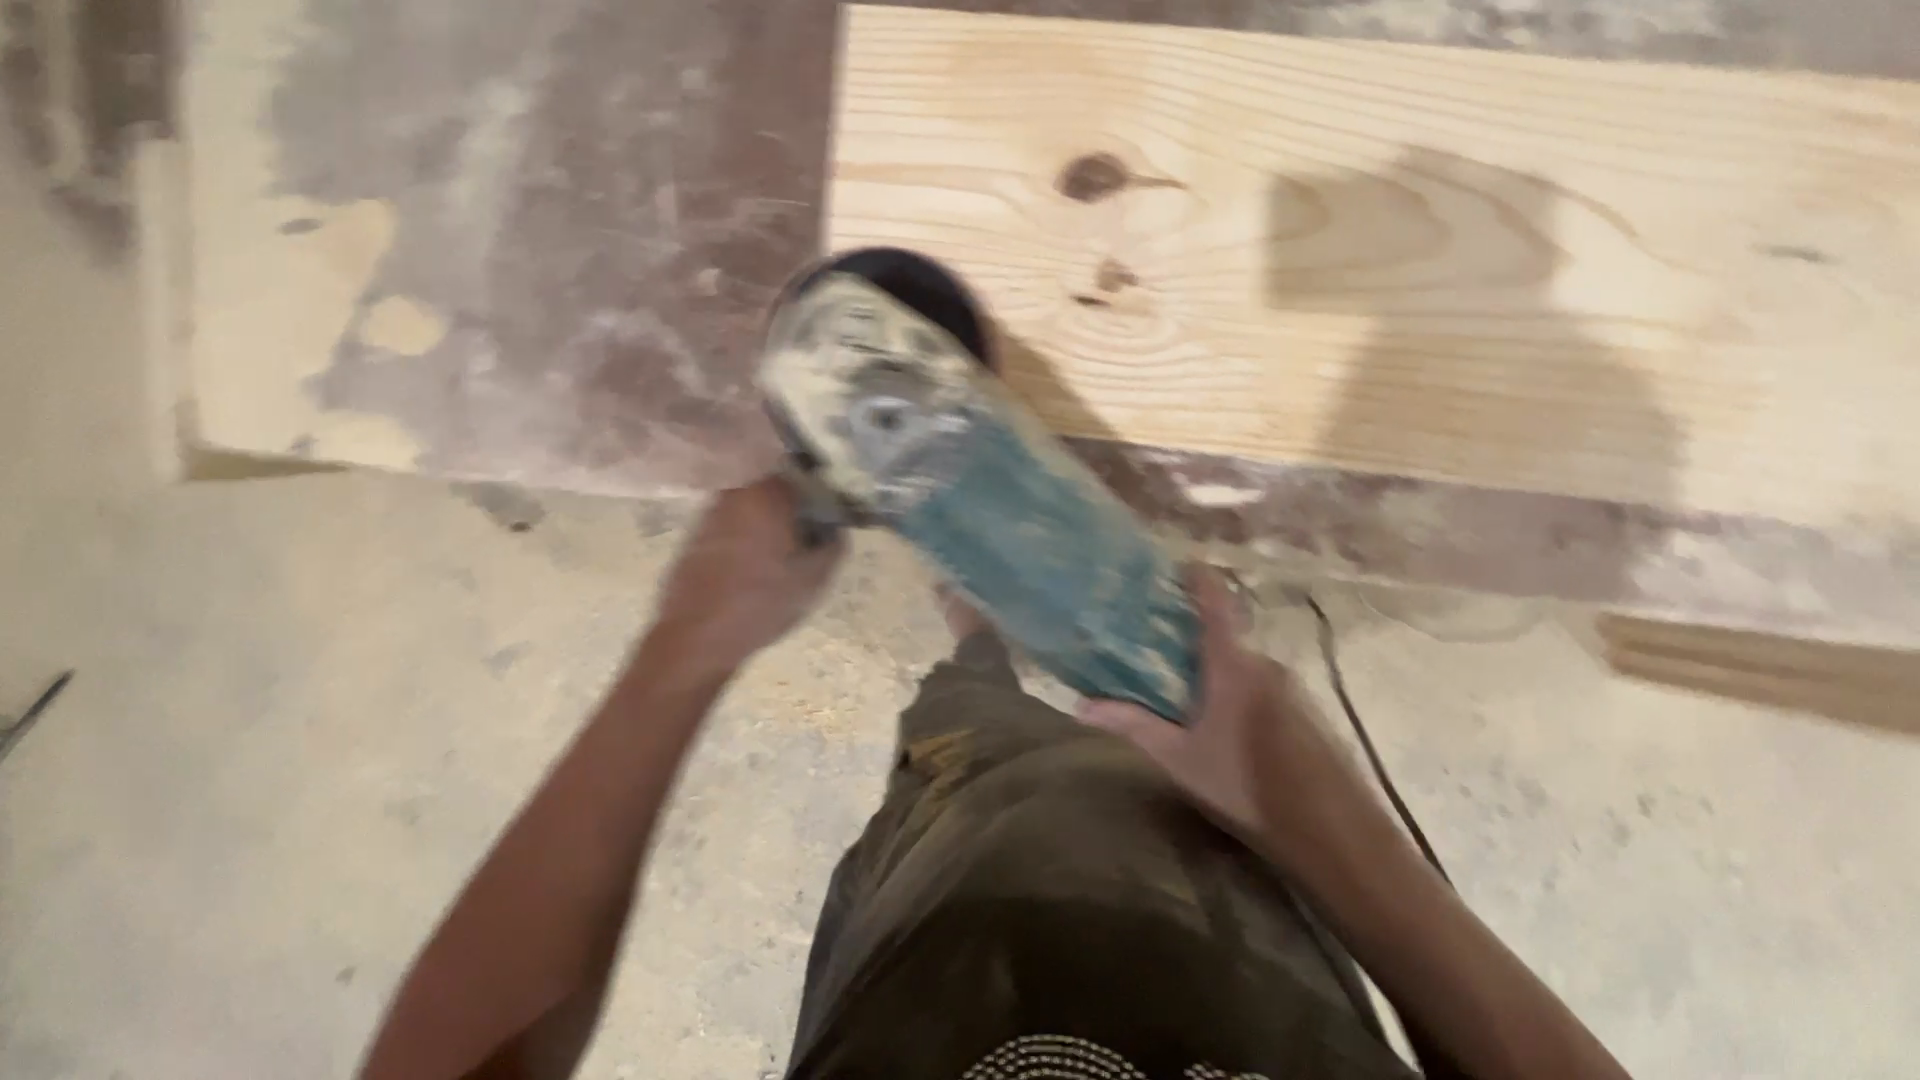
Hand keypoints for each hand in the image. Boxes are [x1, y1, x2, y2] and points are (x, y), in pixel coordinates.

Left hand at [649, 475, 845, 675]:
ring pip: (751, 507)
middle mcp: (735, 492)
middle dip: (792, 507)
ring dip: (767, 523)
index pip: (803, 474)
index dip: (820, 494)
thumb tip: (835, 528)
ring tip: (782, 555)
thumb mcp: (814, 578)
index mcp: (767, 493)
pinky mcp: (694, 535)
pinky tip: (753, 567)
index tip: (828, 518)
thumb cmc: (761, 603)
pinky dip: (746, 536)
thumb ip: (834, 544)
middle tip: (808, 537)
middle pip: (774, 488)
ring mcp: (709, 512)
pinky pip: (731, 525)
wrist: (696, 637)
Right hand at [1077, 566, 1350, 846]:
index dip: (1199, 578)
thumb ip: (1133, 725)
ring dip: (1216, 671)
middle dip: (1193, 638)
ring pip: (1244, 666)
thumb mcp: (1180, 758)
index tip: (1178, 565)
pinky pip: (1263, 687)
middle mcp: (1265, 665)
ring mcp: (1292, 688)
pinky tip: (1223, 725)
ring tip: (1183, 692)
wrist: (1331, 831)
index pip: (1217, 603)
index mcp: (1233, 665)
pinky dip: (1238, 692)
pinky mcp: (1306, 713)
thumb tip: (1081, 706)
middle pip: (1226, 637)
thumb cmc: (1245, 785)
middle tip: (1157, 648)